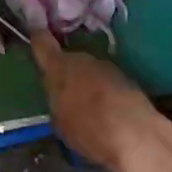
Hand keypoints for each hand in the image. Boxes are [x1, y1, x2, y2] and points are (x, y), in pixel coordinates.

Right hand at [29, 32, 171, 171]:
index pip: (42, 44)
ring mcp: (108, 67)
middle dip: (67, 74)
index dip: (38, 39)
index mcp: (59, 68)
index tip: (36, 35)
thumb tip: (60, 96)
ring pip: (91, 71)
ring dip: (89, 84)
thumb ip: (56, 101)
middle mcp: (83, 60)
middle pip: (70, 61)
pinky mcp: (128, 79)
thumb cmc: (88, 130)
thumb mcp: (59, 121)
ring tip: (90, 109)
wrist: (135, 136)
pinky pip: (108, 83)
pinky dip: (107, 93)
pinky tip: (109, 114)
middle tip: (65, 95)